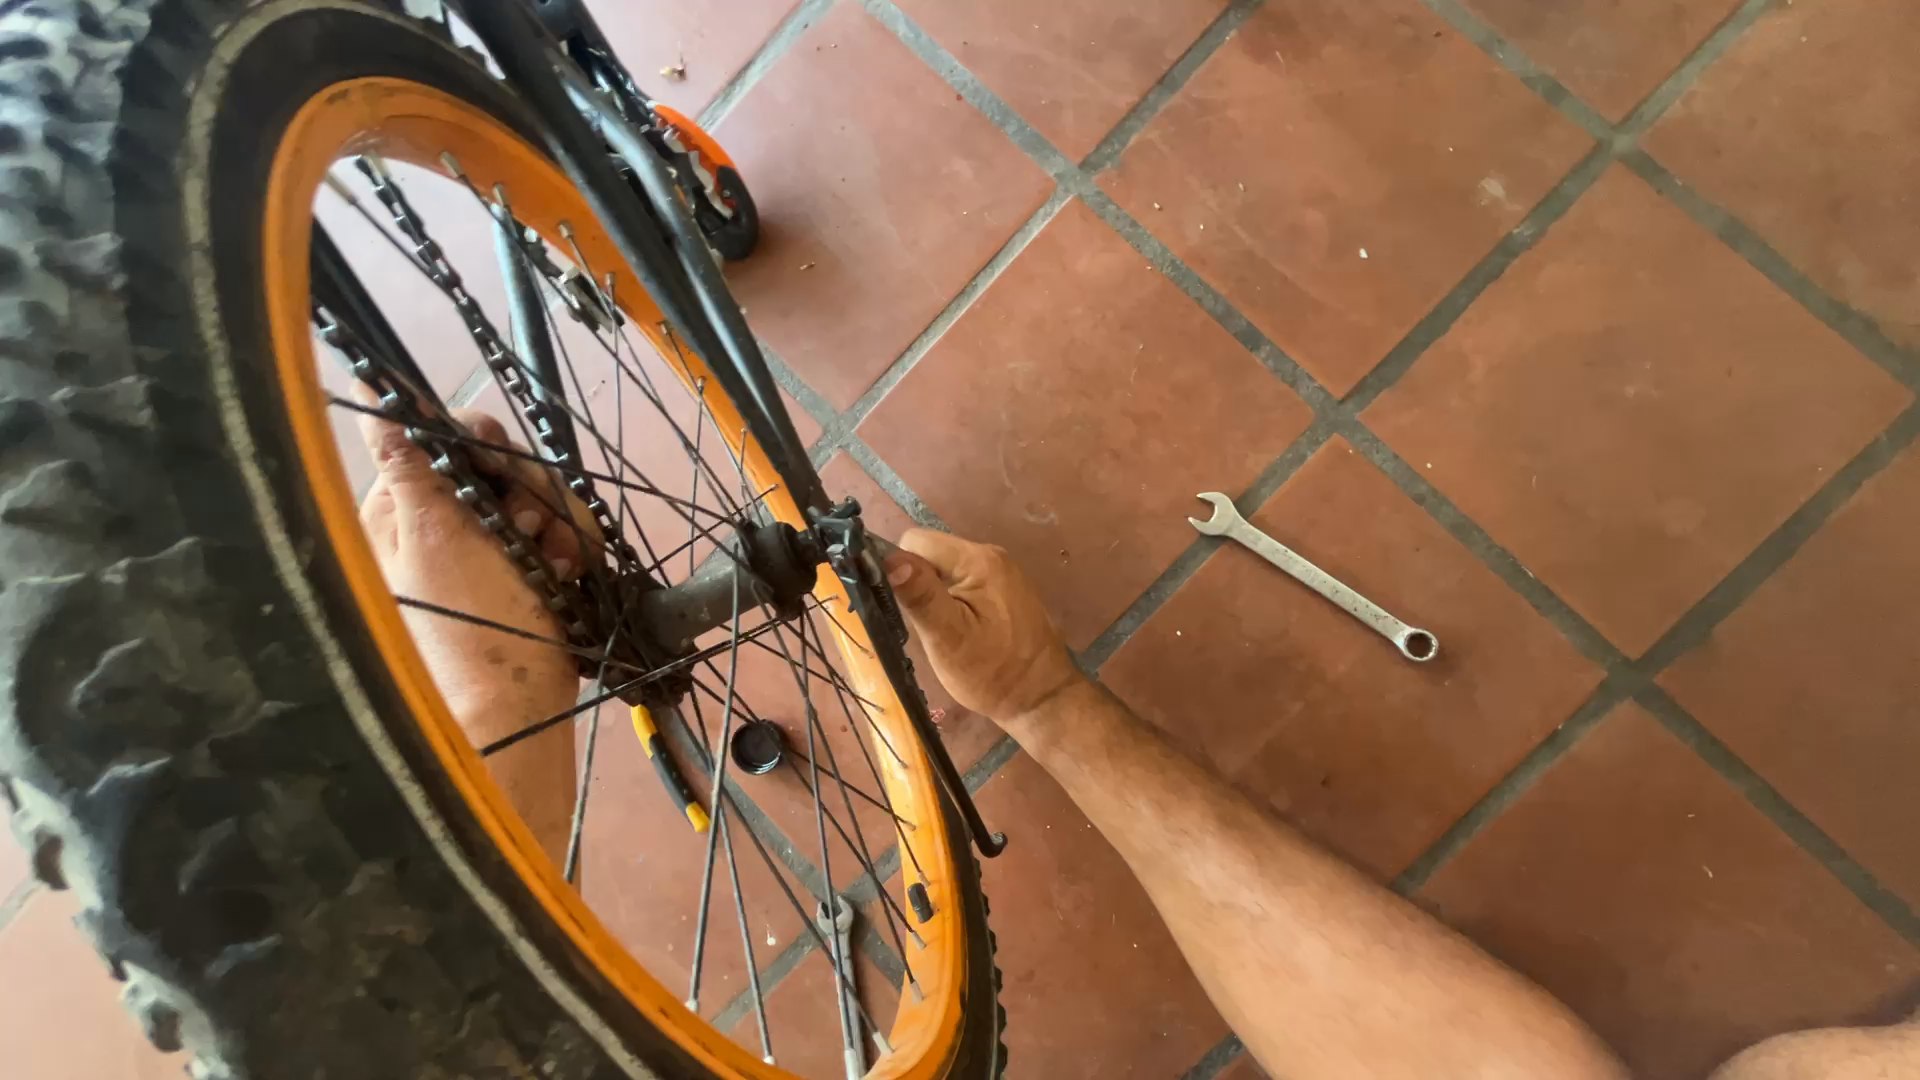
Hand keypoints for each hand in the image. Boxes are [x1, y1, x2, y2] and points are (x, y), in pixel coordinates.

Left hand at [357, 401, 595, 857]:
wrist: (519, 699)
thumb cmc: (469, 621)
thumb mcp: (433, 538)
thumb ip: (411, 468)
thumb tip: (376, 405)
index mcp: (409, 507)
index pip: (451, 439)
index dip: (487, 444)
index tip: (503, 465)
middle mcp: (453, 518)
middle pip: (508, 466)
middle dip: (533, 495)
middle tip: (534, 531)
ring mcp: (499, 543)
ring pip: (547, 498)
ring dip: (562, 527)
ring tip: (559, 566)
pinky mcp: (537, 564)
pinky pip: (567, 531)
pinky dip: (574, 550)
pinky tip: (569, 574)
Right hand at [883, 528, 1085, 724]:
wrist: (1042, 697)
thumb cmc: (994, 673)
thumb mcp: (950, 639)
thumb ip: (921, 596)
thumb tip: (890, 559)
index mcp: (978, 560)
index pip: (916, 542)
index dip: (900, 570)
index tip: (904, 607)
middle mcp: (989, 554)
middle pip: (930, 551)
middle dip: (918, 584)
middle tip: (928, 625)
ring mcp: (998, 569)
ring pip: (943, 567)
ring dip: (933, 594)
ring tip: (942, 630)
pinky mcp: (1001, 586)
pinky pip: (960, 580)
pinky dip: (949, 600)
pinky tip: (958, 628)